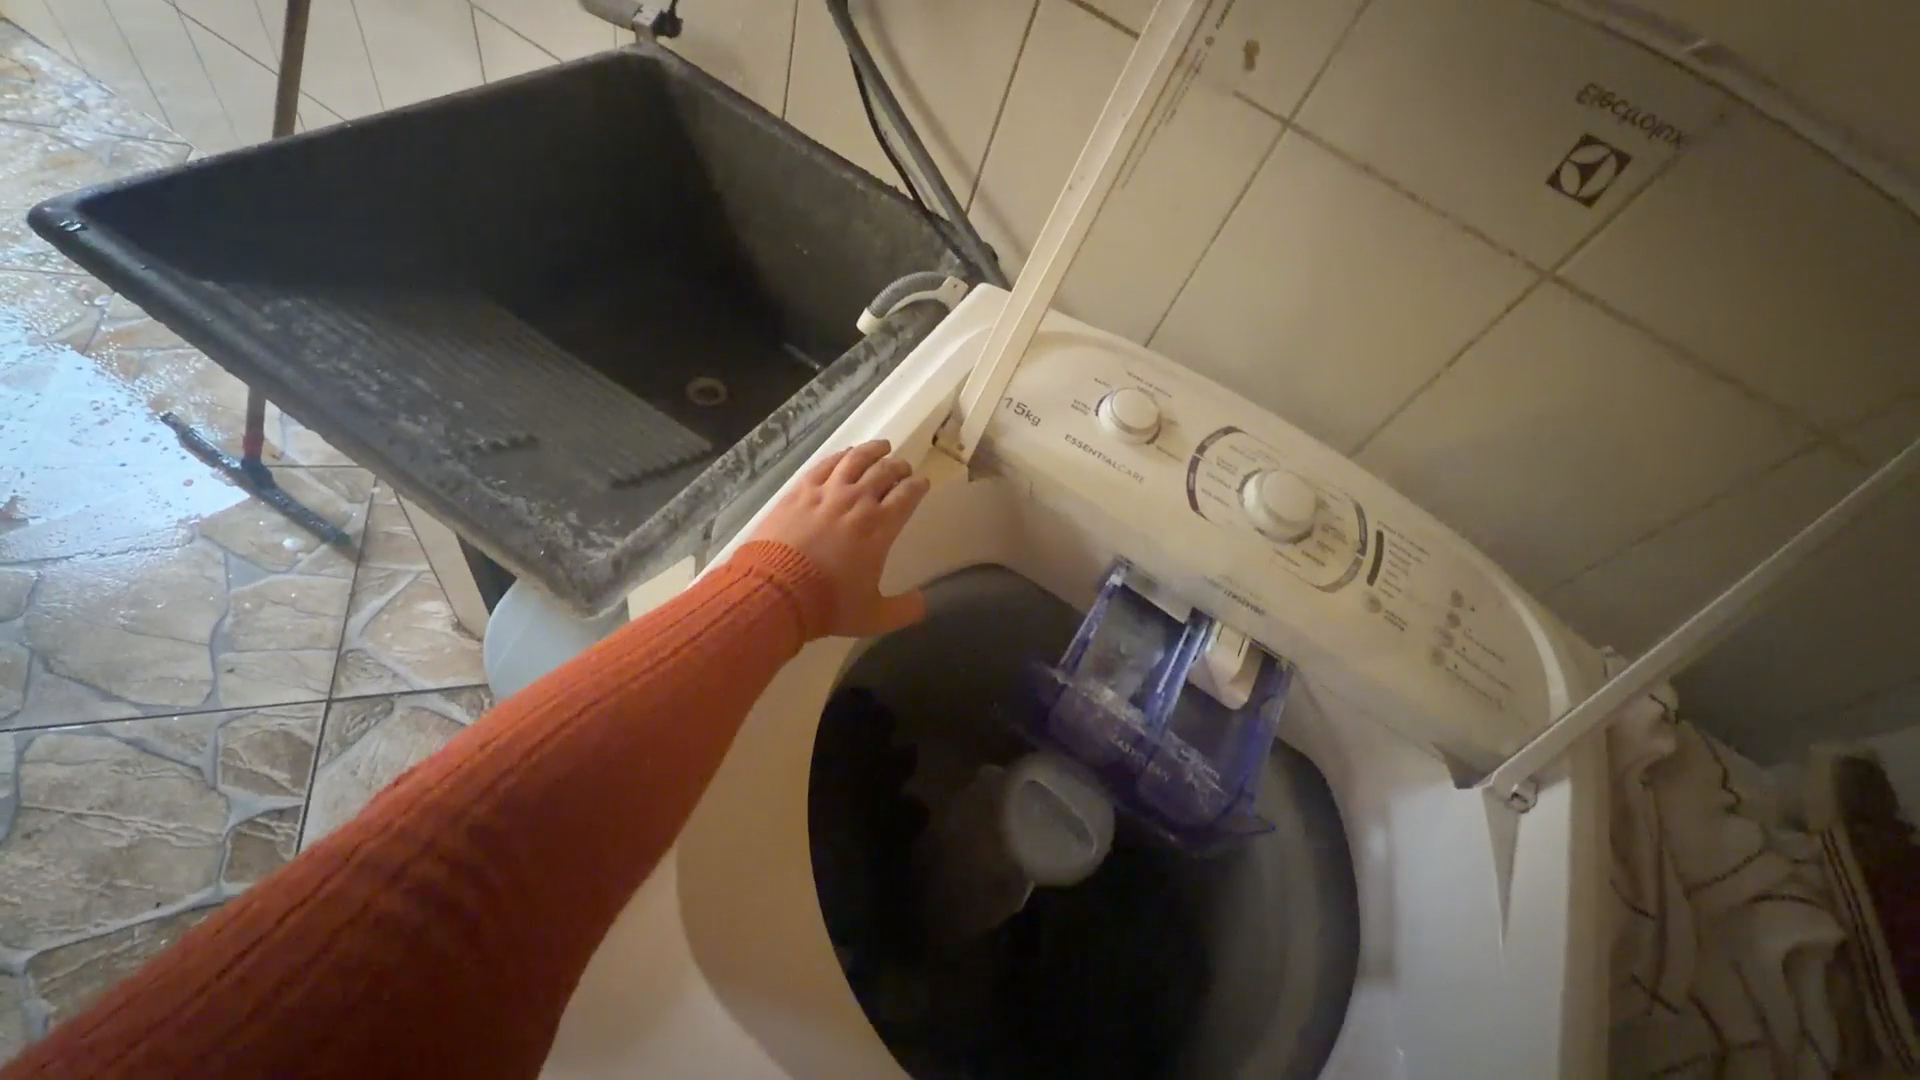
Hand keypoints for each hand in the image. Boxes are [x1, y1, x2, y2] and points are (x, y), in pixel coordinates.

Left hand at [747, 439, 930, 636]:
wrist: (775, 591)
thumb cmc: (828, 604)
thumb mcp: (874, 616)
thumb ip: (904, 610)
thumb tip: (924, 604)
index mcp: (880, 527)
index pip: (908, 495)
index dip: (918, 486)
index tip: (923, 483)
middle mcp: (857, 501)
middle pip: (884, 472)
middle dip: (899, 467)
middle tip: (903, 467)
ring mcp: (827, 492)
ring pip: (856, 460)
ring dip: (873, 451)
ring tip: (882, 447)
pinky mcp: (800, 491)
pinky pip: (826, 464)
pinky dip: (840, 456)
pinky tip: (845, 455)